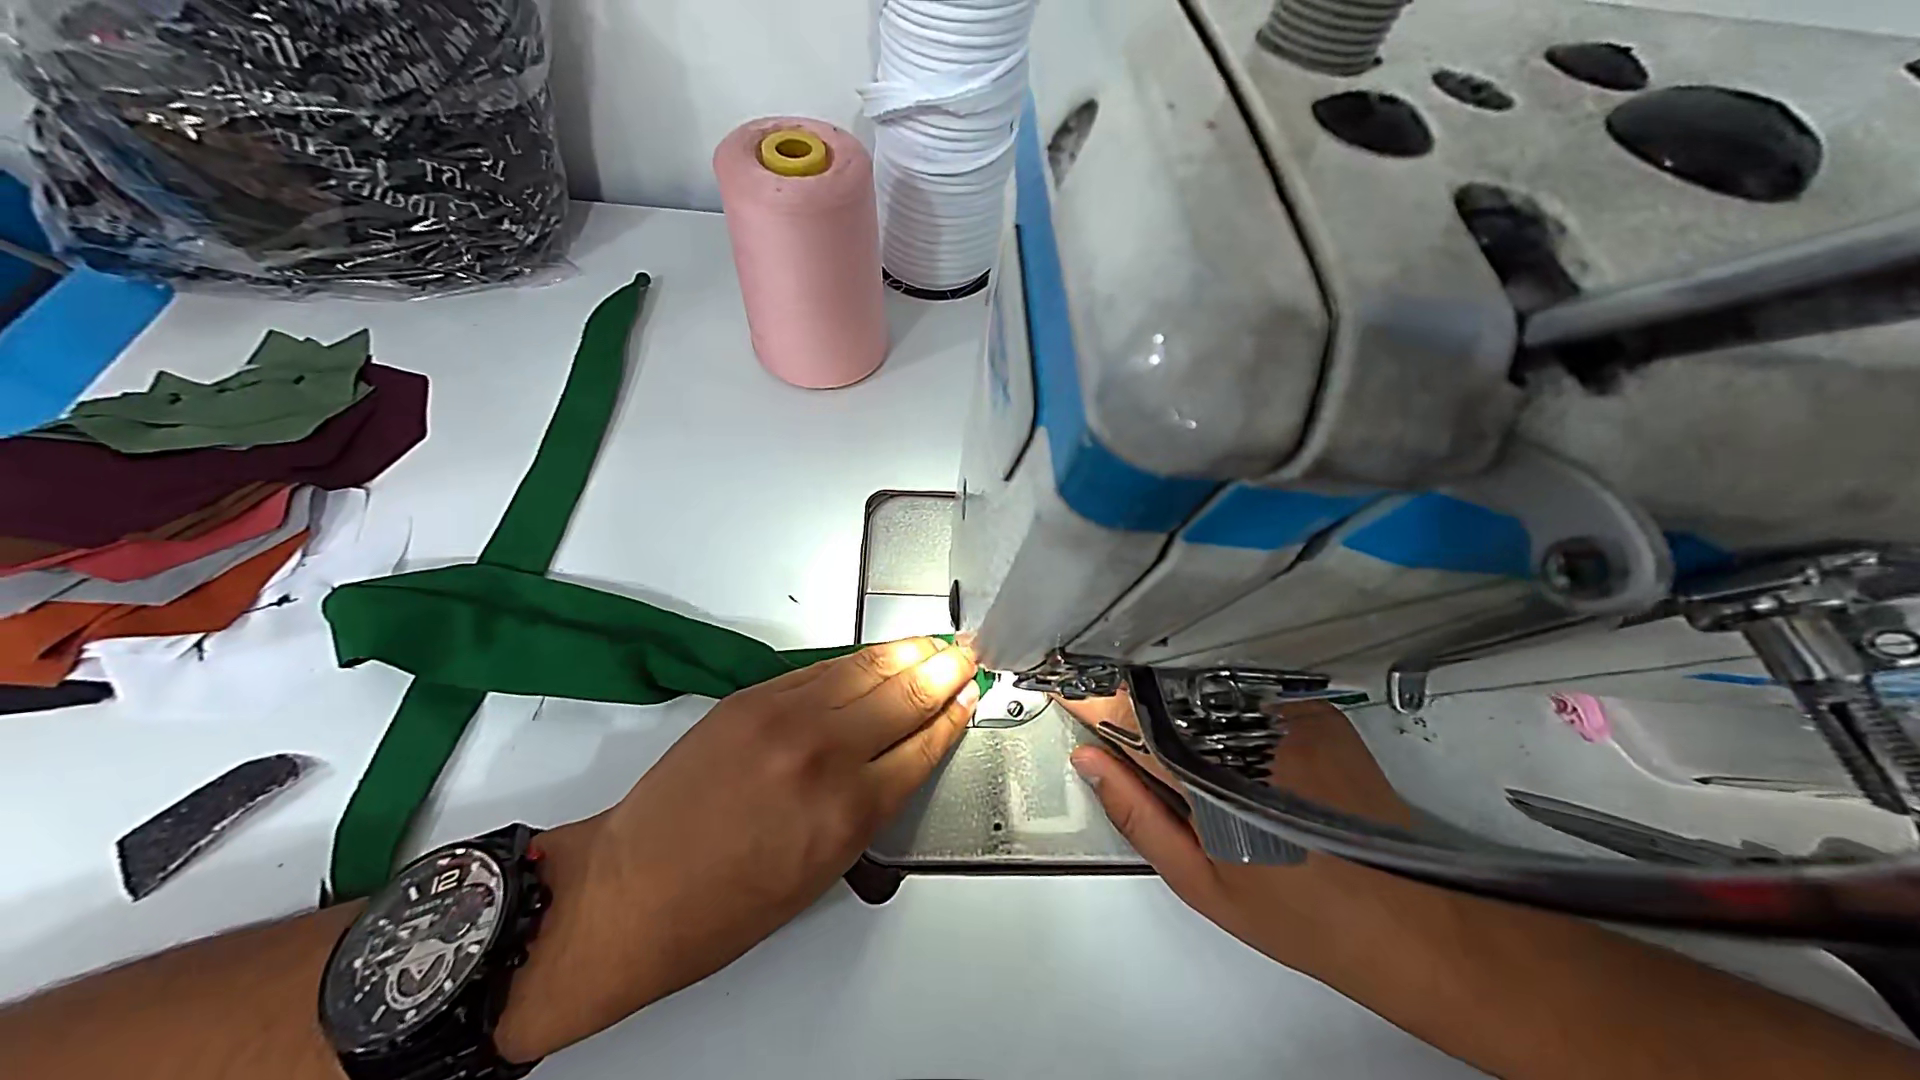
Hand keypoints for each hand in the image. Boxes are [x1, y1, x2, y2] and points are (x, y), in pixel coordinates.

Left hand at [494, 637, 979, 1059]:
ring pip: (866, 669)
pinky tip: (876, 656)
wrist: (632, 890)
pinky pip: (820, 668)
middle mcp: (823, 755)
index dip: (953, 716)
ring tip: (933, 644)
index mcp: (849, 811)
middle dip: (944, 672)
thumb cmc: (725, 904)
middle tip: (966, 655)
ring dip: (907, 653)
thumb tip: (901, 757)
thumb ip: (870, 803)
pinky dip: (857, 660)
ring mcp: (783, 717)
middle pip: (905, 695)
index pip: (923, 745)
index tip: (969, 698)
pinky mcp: (751, 698)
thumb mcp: (824, 867)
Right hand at [1060, 692, 1425, 975]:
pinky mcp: (1316, 713)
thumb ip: (1136, 814)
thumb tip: (1091, 762)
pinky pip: (1250, 699)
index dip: (1096, 709)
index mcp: (1208, 775)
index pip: (1130, 720)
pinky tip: (1248, 758)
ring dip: (1187, 716)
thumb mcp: (1199, 879)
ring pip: (1206, 695)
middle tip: (1148, 756)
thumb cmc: (1302, 915)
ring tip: (1206, 766)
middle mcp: (1247, 734)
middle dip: (1142, 714)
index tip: (1075, 702)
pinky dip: (1232, 718)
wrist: (1410, 920)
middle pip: (1166, 699)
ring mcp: (1287, 717)